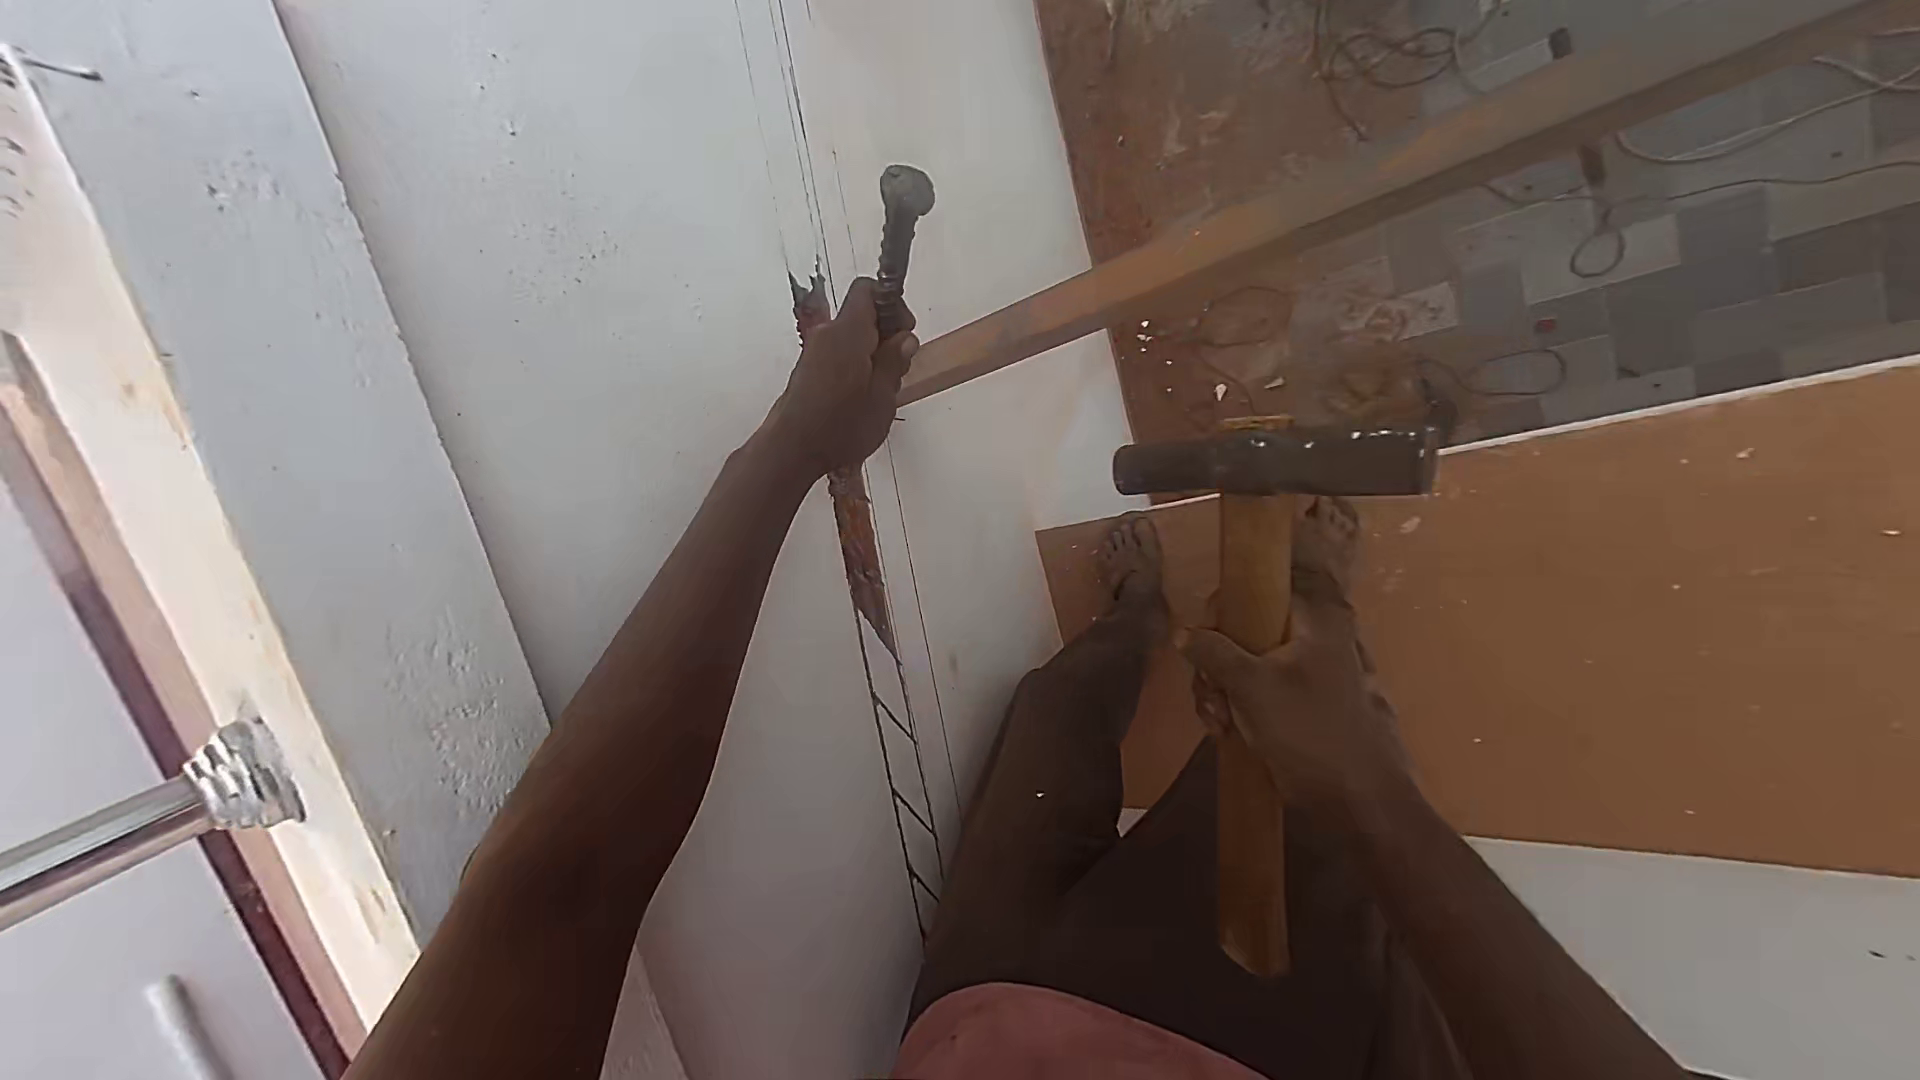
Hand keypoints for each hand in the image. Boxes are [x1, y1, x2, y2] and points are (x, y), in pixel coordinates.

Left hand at [764, 278, 917, 476]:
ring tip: (882, 391)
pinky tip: (862, 398)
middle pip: (862, 317)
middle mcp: (827, 335)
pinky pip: (839, 356)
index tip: (905, 334)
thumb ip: (893, 362)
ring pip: (852, 339)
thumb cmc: (842, 425)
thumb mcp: (881, 397)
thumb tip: (905, 338)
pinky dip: (856, 367)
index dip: (893, 305)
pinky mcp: (809, 371)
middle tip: (899, 370)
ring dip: (872, 355)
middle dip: (886, 336)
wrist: (792, 449)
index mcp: (848, 332)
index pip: (868, 290)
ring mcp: (815, 352)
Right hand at [1178, 579, 1413, 819]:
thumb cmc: (1308, 732)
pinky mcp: (1303, 707)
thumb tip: (1181, 632)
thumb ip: (1212, 652)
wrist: (1360, 805)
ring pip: (1245, 666)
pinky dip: (1237, 708)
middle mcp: (1313, 641)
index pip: (1255, 594)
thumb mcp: (1250, 686)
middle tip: (1211, 697)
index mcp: (1313, 623)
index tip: (1202, 649)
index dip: (1220, 617)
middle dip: (1215, 668)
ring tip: (1220, 724)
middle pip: (1243, 634)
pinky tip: (1228, 733)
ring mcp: (1309, 675)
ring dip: (1221, 693)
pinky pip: (1258, 693)